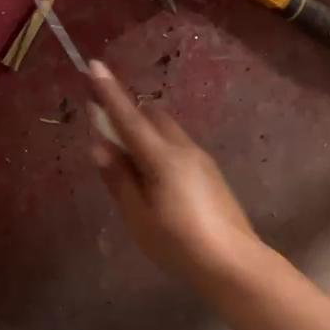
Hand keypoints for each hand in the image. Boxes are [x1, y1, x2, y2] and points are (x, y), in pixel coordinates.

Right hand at [86, 60, 261, 284]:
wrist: (234, 264)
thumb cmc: (179, 244)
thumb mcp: (138, 217)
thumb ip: (118, 177)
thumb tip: (99, 145)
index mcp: (161, 158)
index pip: (128, 117)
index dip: (109, 92)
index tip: (95, 65)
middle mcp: (182, 148)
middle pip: (151, 116)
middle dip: (128, 113)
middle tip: (107, 134)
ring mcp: (200, 158)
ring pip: (166, 130)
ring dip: (144, 132)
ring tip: (129, 165)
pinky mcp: (209, 171)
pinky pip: (176, 145)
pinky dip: (158, 148)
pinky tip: (153, 179)